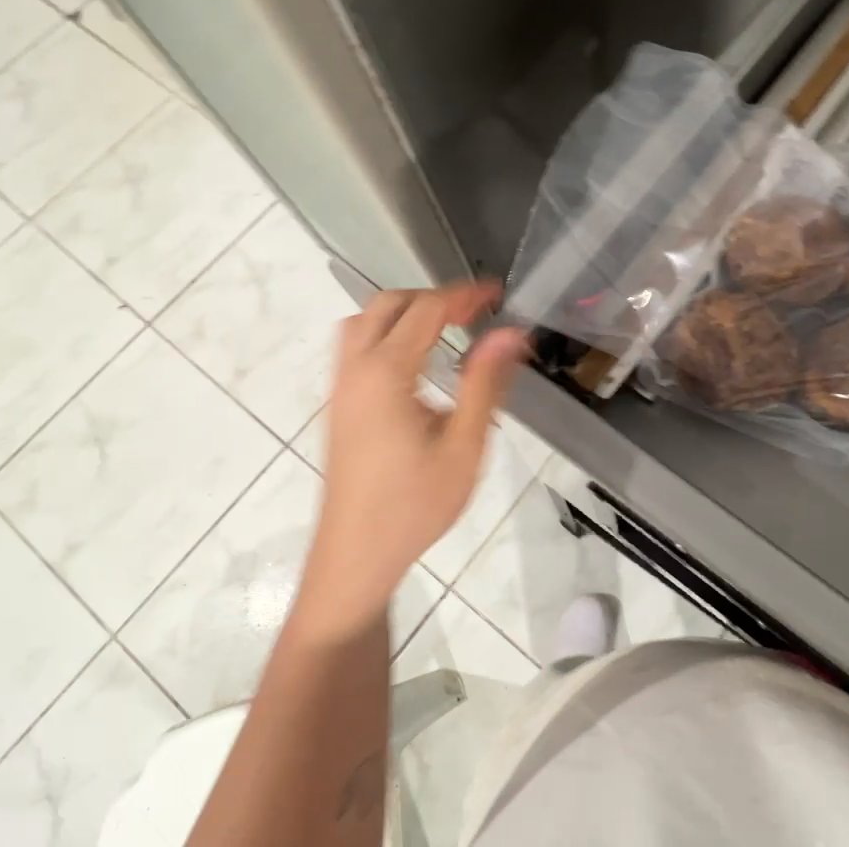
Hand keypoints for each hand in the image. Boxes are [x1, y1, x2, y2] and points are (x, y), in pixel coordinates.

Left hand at [298, 283, 528, 636]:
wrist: (356, 555)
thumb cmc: (414, 506)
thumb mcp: (463, 446)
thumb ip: (485, 383)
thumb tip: (511, 333)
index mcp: (385, 373)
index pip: (427, 310)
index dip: (465, 295)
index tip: (499, 294)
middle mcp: (355, 370)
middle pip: (386, 305)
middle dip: (432, 298)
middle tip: (474, 313)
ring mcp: (339, 389)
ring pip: (363, 323)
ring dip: (403, 314)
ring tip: (445, 330)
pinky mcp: (338, 407)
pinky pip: (355, 349)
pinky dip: (385, 335)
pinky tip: (417, 366)